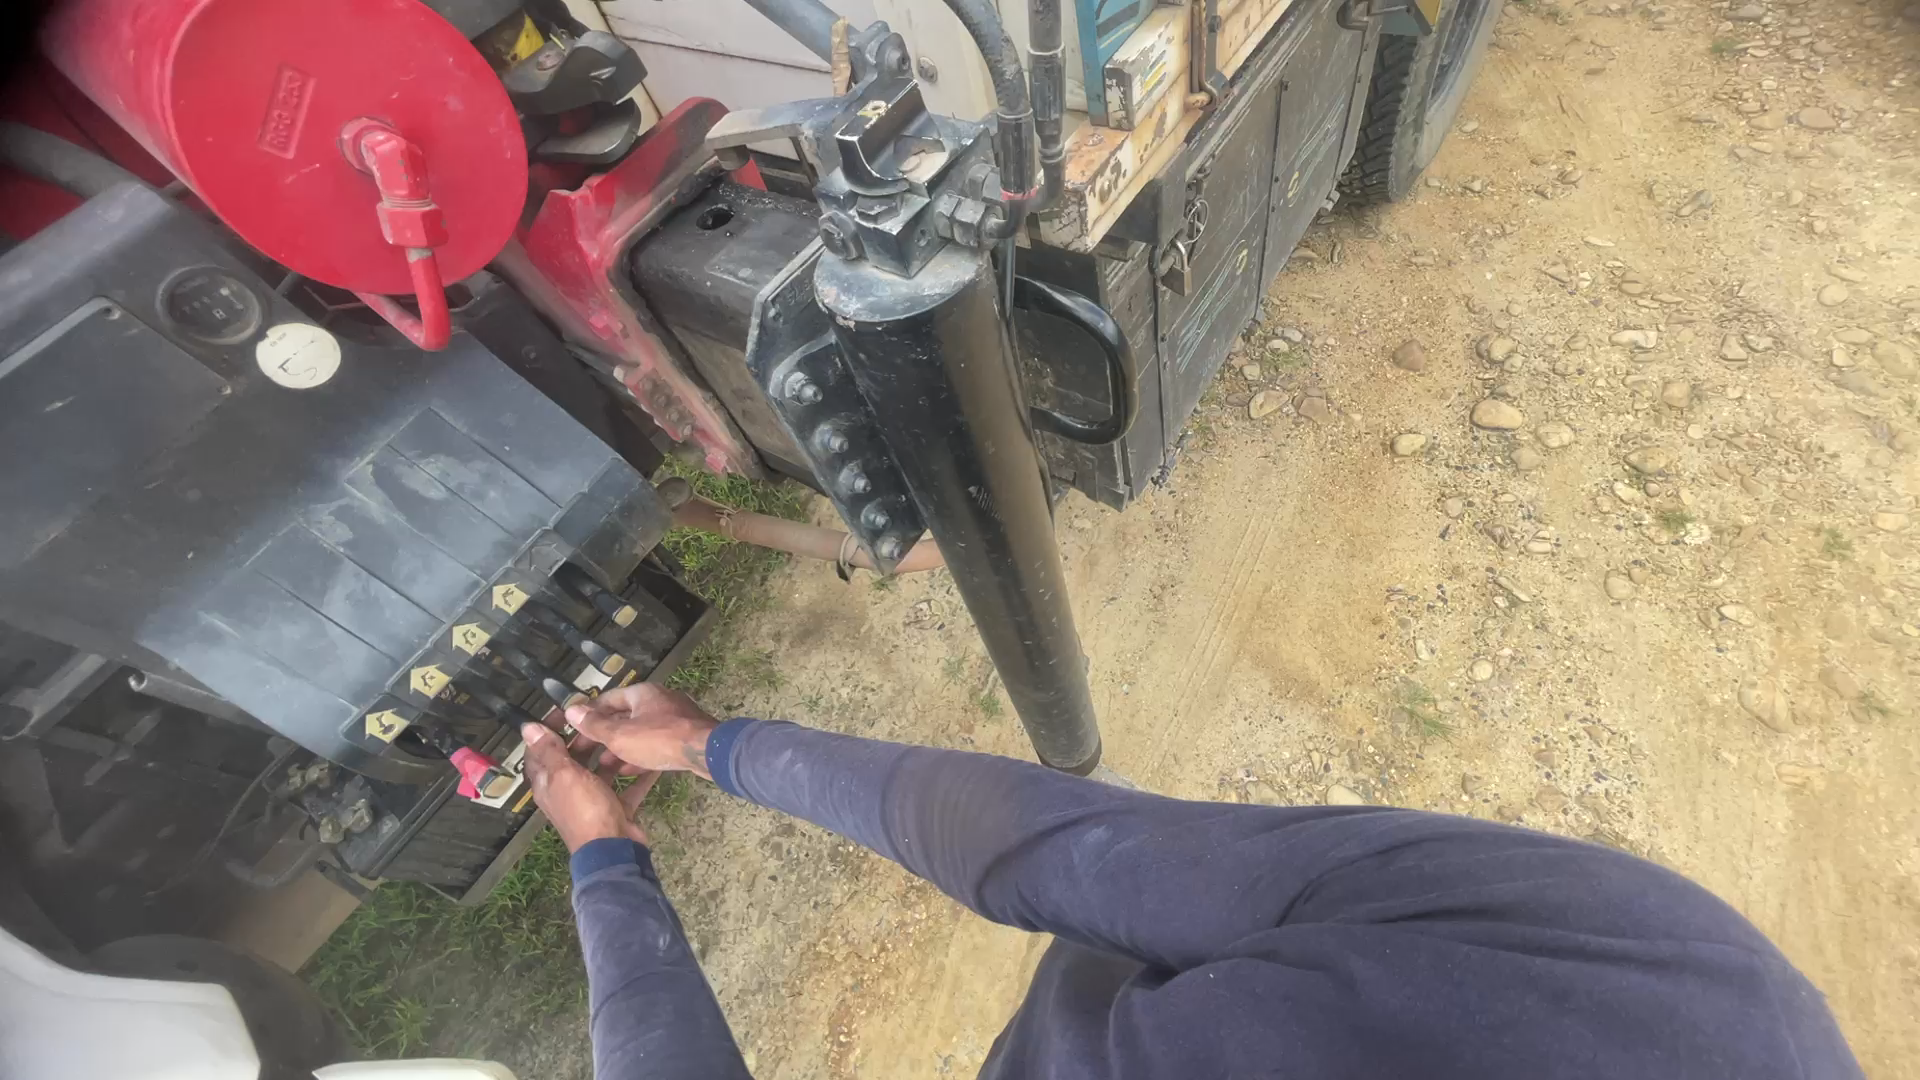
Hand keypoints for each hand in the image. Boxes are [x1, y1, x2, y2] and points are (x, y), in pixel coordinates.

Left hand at [519, 722, 658, 851]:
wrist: (613, 848)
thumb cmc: (585, 810)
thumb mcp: (565, 776)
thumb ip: (551, 752)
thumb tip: (528, 728)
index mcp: (549, 784)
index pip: (539, 752)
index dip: (547, 730)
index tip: (565, 711)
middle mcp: (568, 791)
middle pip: (573, 759)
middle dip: (584, 739)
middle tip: (602, 718)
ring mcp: (593, 799)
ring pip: (600, 770)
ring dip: (611, 754)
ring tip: (625, 733)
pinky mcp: (616, 807)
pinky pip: (626, 785)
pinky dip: (636, 773)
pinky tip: (648, 758)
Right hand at [564, 684, 719, 779]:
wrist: (706, 751)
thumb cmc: (660, 739)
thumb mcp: (620, 734)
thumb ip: (595, 725)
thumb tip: (572, 710)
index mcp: (643, 693)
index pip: (608, 699)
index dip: (589, 714)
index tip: (574, 730)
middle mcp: (660, 700)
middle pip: (625, 715)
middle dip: (605, 734)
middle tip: (586, 752)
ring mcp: (675, 717)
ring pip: (640, 731)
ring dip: (621, 747)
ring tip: (604, 765)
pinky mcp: (685, 735)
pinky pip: (657, 742)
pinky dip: (641, 754)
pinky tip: (629, 771)